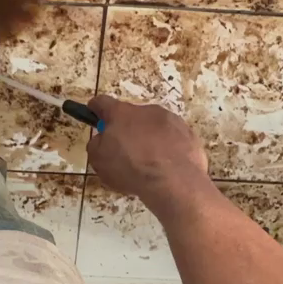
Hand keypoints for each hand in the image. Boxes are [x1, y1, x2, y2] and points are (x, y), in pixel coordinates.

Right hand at [86, 96, 212, 215]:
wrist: (174, 181)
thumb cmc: (130, 169)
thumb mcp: (99, 161)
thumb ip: (96, 145)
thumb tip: (101, 139)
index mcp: (121, 113)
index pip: (102, 103)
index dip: (95, 108)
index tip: (93, 113)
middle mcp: (147, 110)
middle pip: (131, 116)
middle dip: (126, 130)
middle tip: (124, 152)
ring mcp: (171, 120)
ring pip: (154, 127)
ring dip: (149, 139)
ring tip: (148, 165)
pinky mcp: (189, 134)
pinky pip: (173, 139)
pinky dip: (167, 149)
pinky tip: (166, 168)